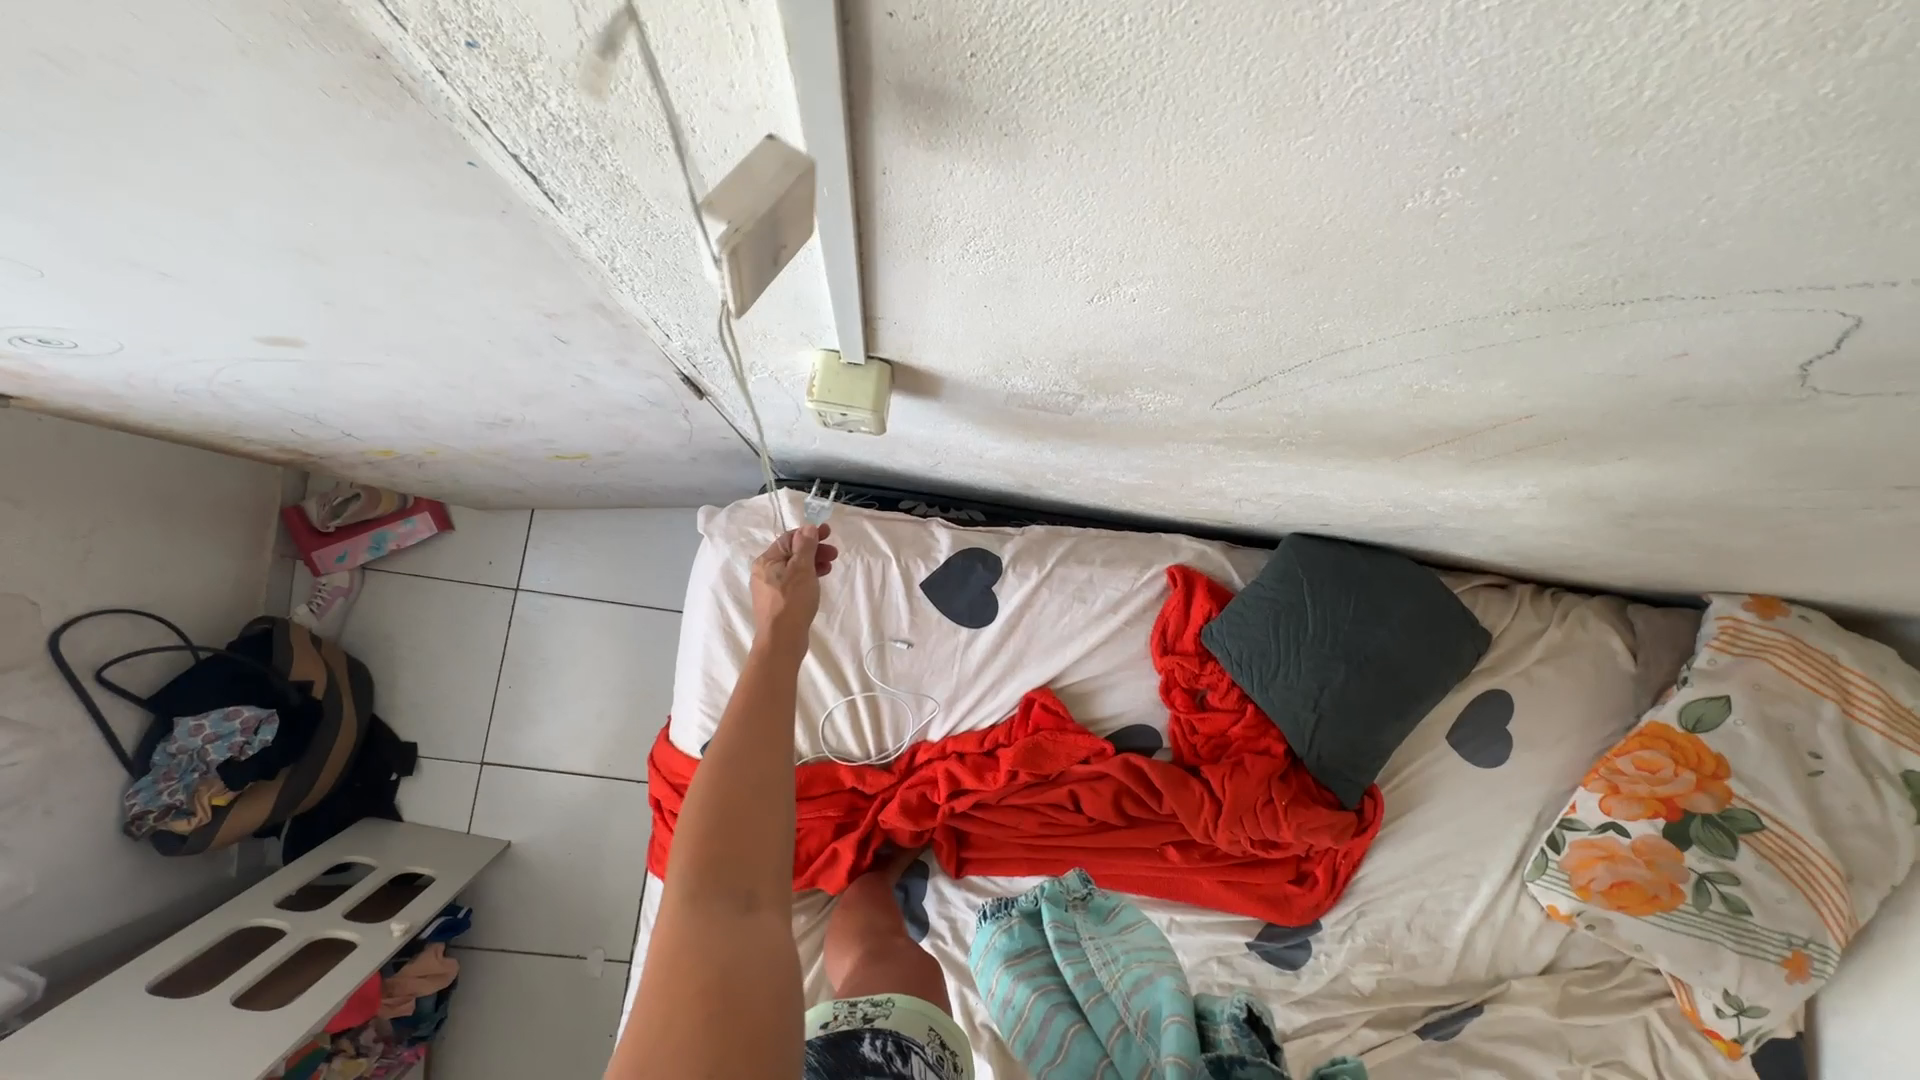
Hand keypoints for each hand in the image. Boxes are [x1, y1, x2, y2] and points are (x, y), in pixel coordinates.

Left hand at [750, 524, 838, 645]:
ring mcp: (770, 588)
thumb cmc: (792, 600)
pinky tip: (817, 582)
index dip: (809, 533)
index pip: (789, 538)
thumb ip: (805, 546)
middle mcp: (765, 572)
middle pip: (791, 553)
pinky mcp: (778, 602)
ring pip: (794, 568)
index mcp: (766, 561)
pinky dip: (807, 578)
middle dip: (814, 550)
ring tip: (829, 568)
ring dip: (813, 563)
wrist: (782, 640)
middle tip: (834, 554)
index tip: (829, 533)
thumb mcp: (802, 568)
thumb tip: (808, 527)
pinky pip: (794, 582)